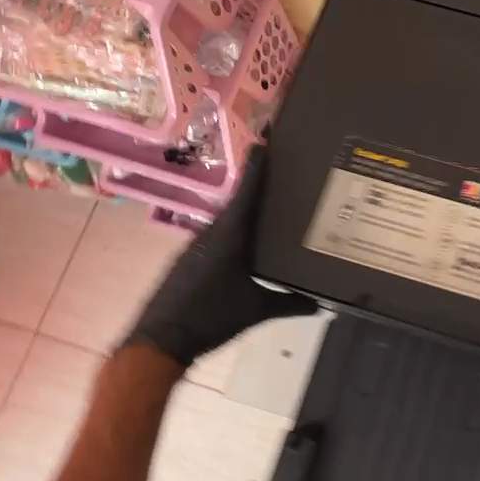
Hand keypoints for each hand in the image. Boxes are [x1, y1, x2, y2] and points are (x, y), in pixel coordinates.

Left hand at [125, 147, 313, 366]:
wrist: (158, 342)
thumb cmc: (209, 319)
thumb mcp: (254, 311)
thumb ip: (289, 304)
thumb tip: (321, 305)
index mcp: (229, 236)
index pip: (247, 192)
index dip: (258, 165)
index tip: (265, 139)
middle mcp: (210, 234)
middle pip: (239, 204)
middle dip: (259, 189)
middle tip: (284, 177)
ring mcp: (195, 247)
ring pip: (227, 222)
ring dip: (246, 213)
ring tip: (271, 211)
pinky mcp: (187, 262)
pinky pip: (217, 238)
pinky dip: (234, 233)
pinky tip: (247, 246)